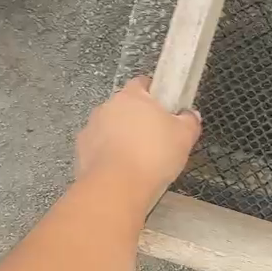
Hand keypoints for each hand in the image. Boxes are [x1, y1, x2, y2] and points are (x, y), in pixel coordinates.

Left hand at [73, 78, 201, 209]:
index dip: (154, 94)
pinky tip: (122, 169)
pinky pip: (100, 146)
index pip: (142, 83)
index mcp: (132, 96)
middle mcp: (108, 106)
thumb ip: (189, 120)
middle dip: (138, 118)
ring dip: (122, 136)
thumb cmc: (154, 155)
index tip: (164, 108)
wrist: (117, 187)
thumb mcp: (185, 137)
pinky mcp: (82, 150)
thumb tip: (189, 114)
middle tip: (156, 137)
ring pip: (111, 127)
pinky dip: (109, 154)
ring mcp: (91, 127)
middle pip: (125, 106)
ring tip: (138, 158)